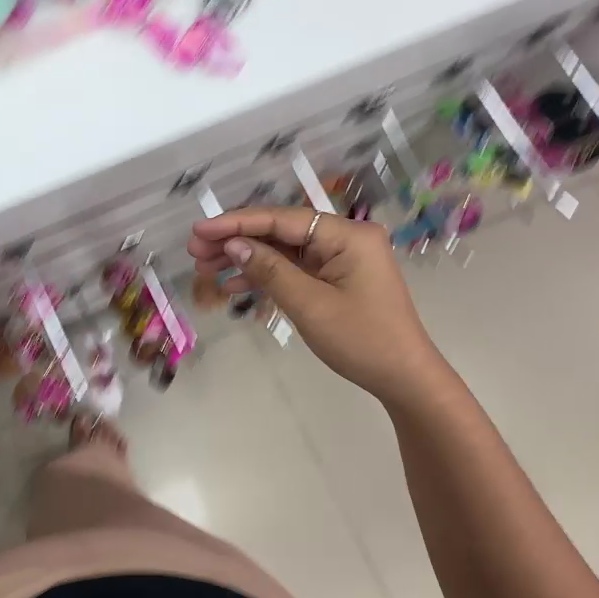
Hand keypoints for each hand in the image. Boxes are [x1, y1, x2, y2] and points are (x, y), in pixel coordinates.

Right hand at [189, 206, 451, 405]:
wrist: (403, 378)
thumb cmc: (362, 339)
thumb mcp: (309, 304)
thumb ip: (270, 270)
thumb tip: (234, 245)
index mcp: (348, 235)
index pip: (281, 219)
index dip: (236, 223)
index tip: (199, 230)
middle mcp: (345, 238)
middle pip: (279, 231)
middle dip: (236, 240)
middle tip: (195, 251)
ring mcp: (340, 259)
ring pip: (281, 250)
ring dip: (244, 258)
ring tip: (205, 268)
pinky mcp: (334, 278)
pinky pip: (292, 268)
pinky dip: (263, 276)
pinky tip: (233, 285)